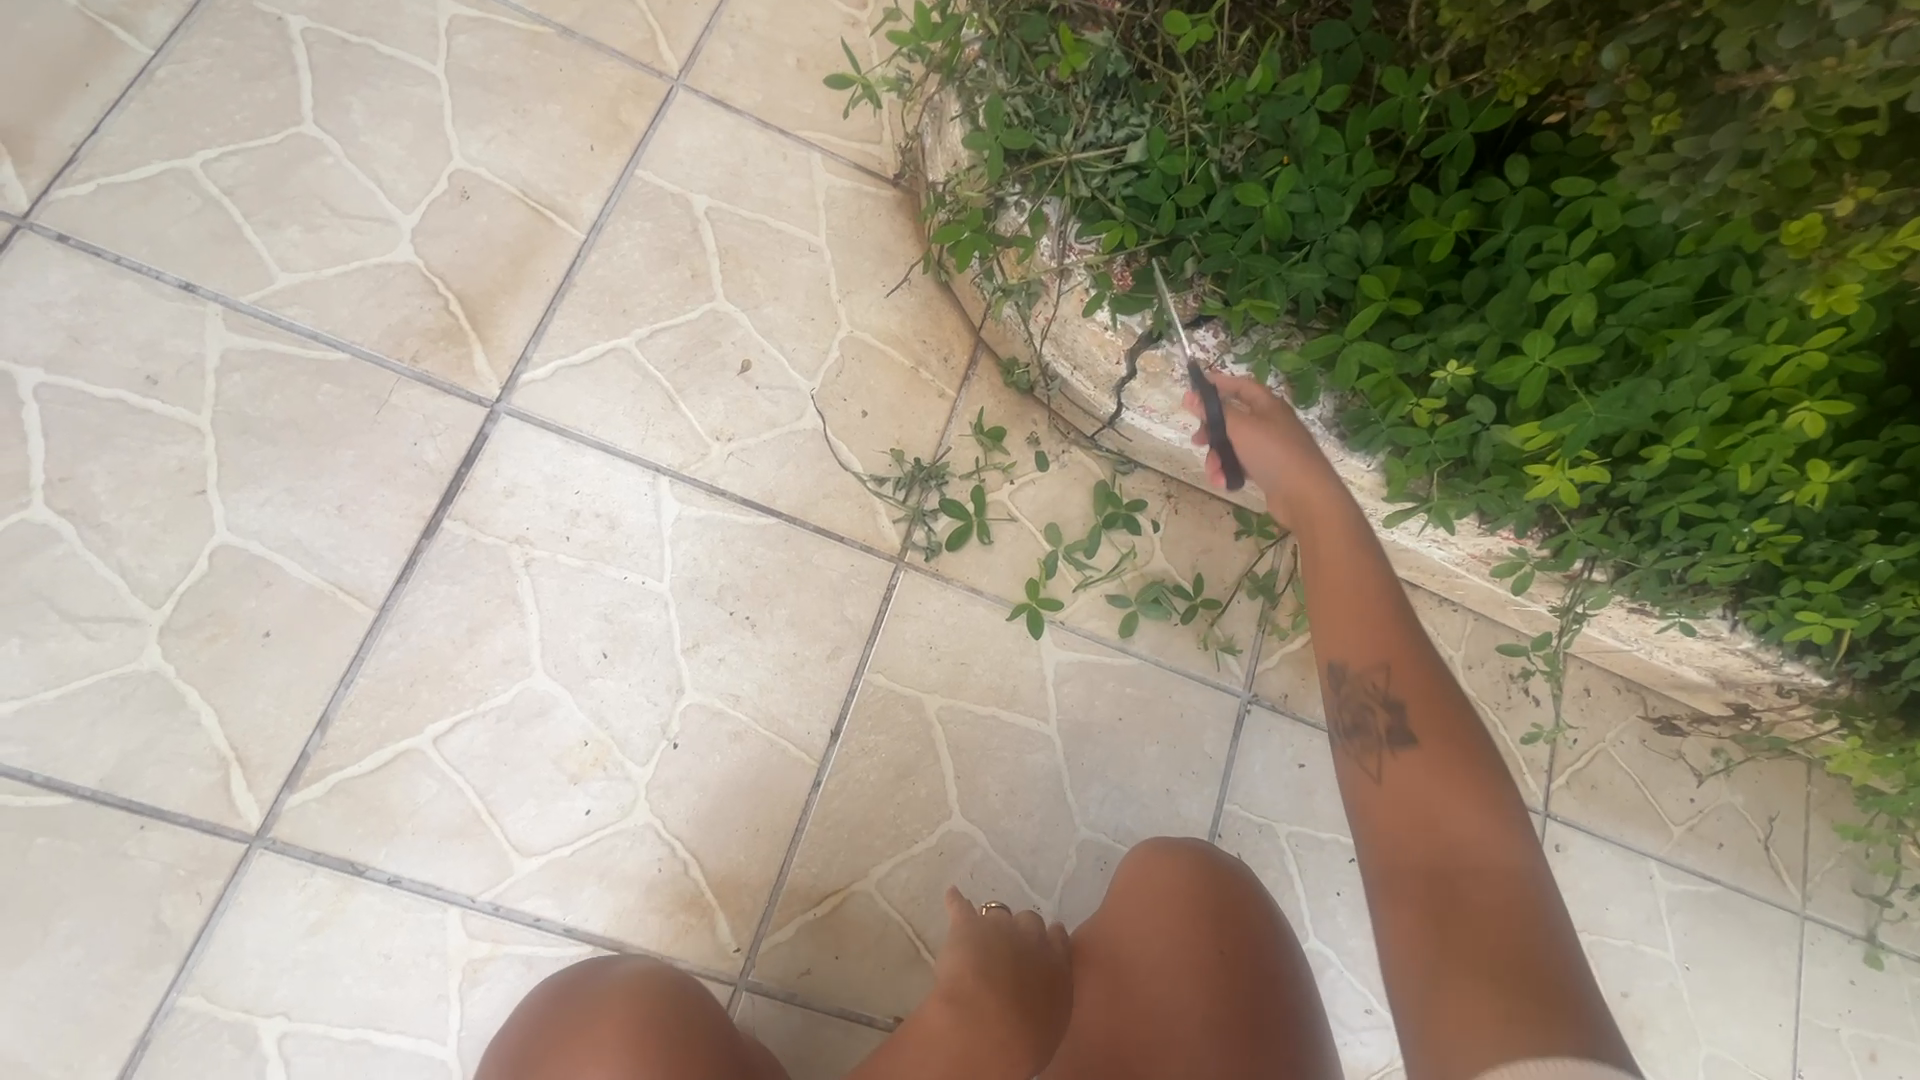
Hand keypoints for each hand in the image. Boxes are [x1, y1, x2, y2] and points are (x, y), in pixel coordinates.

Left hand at [924, 888, 1074, 1077]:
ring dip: (991, 924)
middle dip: (1019, 931)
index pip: (1056, 937)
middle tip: (1007, 949)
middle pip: (1029, 920)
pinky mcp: (968, 926)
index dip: (1047, 938)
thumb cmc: (1024, 1041)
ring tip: (980, 938)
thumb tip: (1042, 997)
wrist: (988, 1026)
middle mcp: (1032, 938)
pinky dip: (955, 901)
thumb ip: (1049, 1001)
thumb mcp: (1050, 1027)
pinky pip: (961, 906)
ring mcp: (999, 928)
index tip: (1041, 943)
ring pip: (997, 914)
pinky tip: (952, 896)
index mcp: (1056, 964)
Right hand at [1183, 370, 1343, 530]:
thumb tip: (1190, 397)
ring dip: (1218, 458)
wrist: (1305, 494)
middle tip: (1197, 440)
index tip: (1195, 387)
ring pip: (1233, 445)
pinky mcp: (1268, 469)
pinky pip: (1241, 465)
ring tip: (1214, 473)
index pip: (1241, 386)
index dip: (1219, 384)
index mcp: (1268, 406)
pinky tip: (1225, 482)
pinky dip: (1230, 472)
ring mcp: (1269, 447)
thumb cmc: (1273, 453)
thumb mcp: (1240, 428)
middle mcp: (1269, 423)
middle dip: (1212, 431)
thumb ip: (1214, 412)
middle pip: (1233, 419)